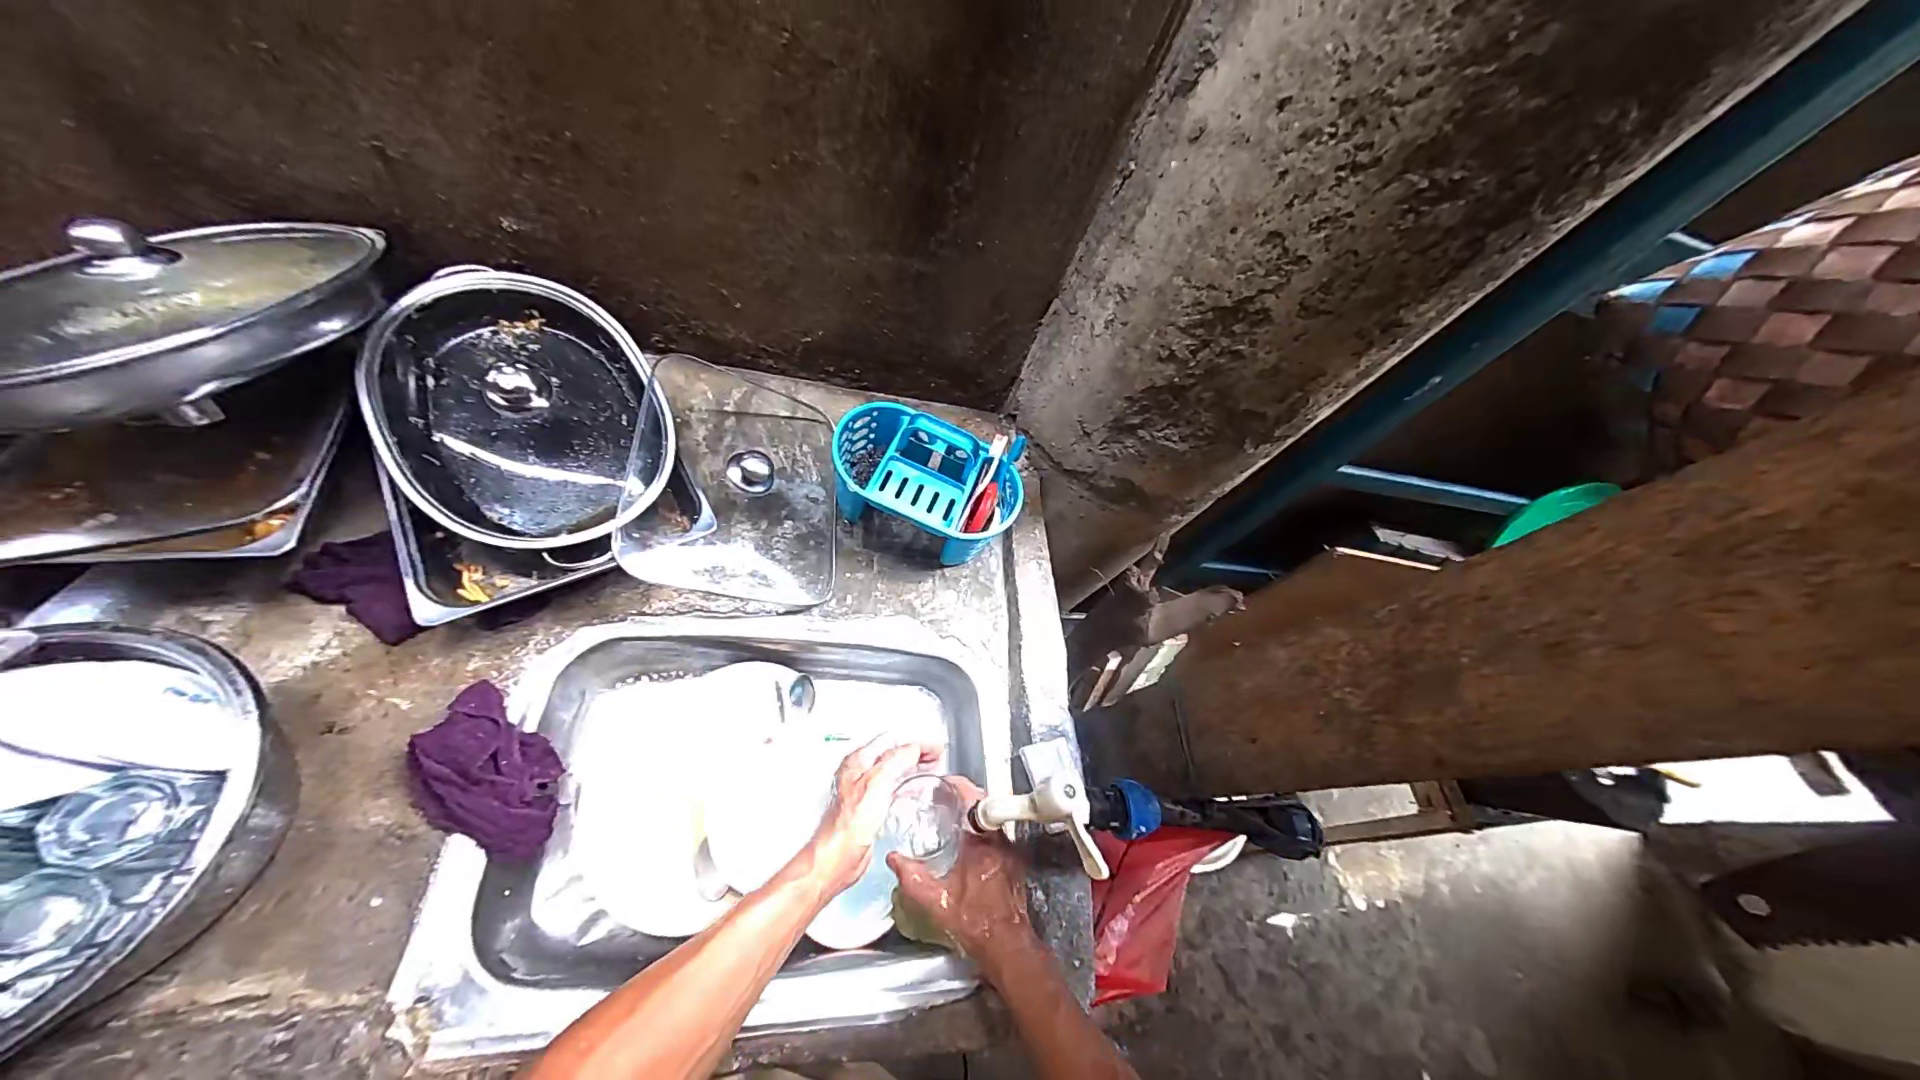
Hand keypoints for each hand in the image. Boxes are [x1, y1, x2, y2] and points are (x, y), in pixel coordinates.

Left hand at [799, 737, 937, 894]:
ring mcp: (864, 792)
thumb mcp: (877, 783)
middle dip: (916, 753)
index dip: (916, 743)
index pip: (892, 741)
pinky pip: (892, 790)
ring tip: (931, 769)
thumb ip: (896, 760)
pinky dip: (906, 785)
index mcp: (858, 762)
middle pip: (893, 754)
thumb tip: (914, 748)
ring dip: (913, 768)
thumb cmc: (848, 824)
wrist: (838, 857)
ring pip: (893, 771)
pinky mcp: (869, 810)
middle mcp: (859, 774)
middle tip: (936, 757)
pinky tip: (915, 792)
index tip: (935, 749)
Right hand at [887, 777, 1033, 965]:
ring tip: (954, 812)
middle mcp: (999, 841)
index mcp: (981, 843)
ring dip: (975, 812)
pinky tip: (968, 838)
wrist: (1005, 944)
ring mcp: (1010, 850)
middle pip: (985, 804)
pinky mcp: (1014, 860)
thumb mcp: (935, 900)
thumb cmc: (974, 923)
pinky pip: (998, 832)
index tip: (947, 781)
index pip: (974, 799)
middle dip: (966, 796)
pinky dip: (983, 828)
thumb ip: (912, 877)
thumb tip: (893, 858)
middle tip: (947, 795)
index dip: (960, 786)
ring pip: (992, 818)